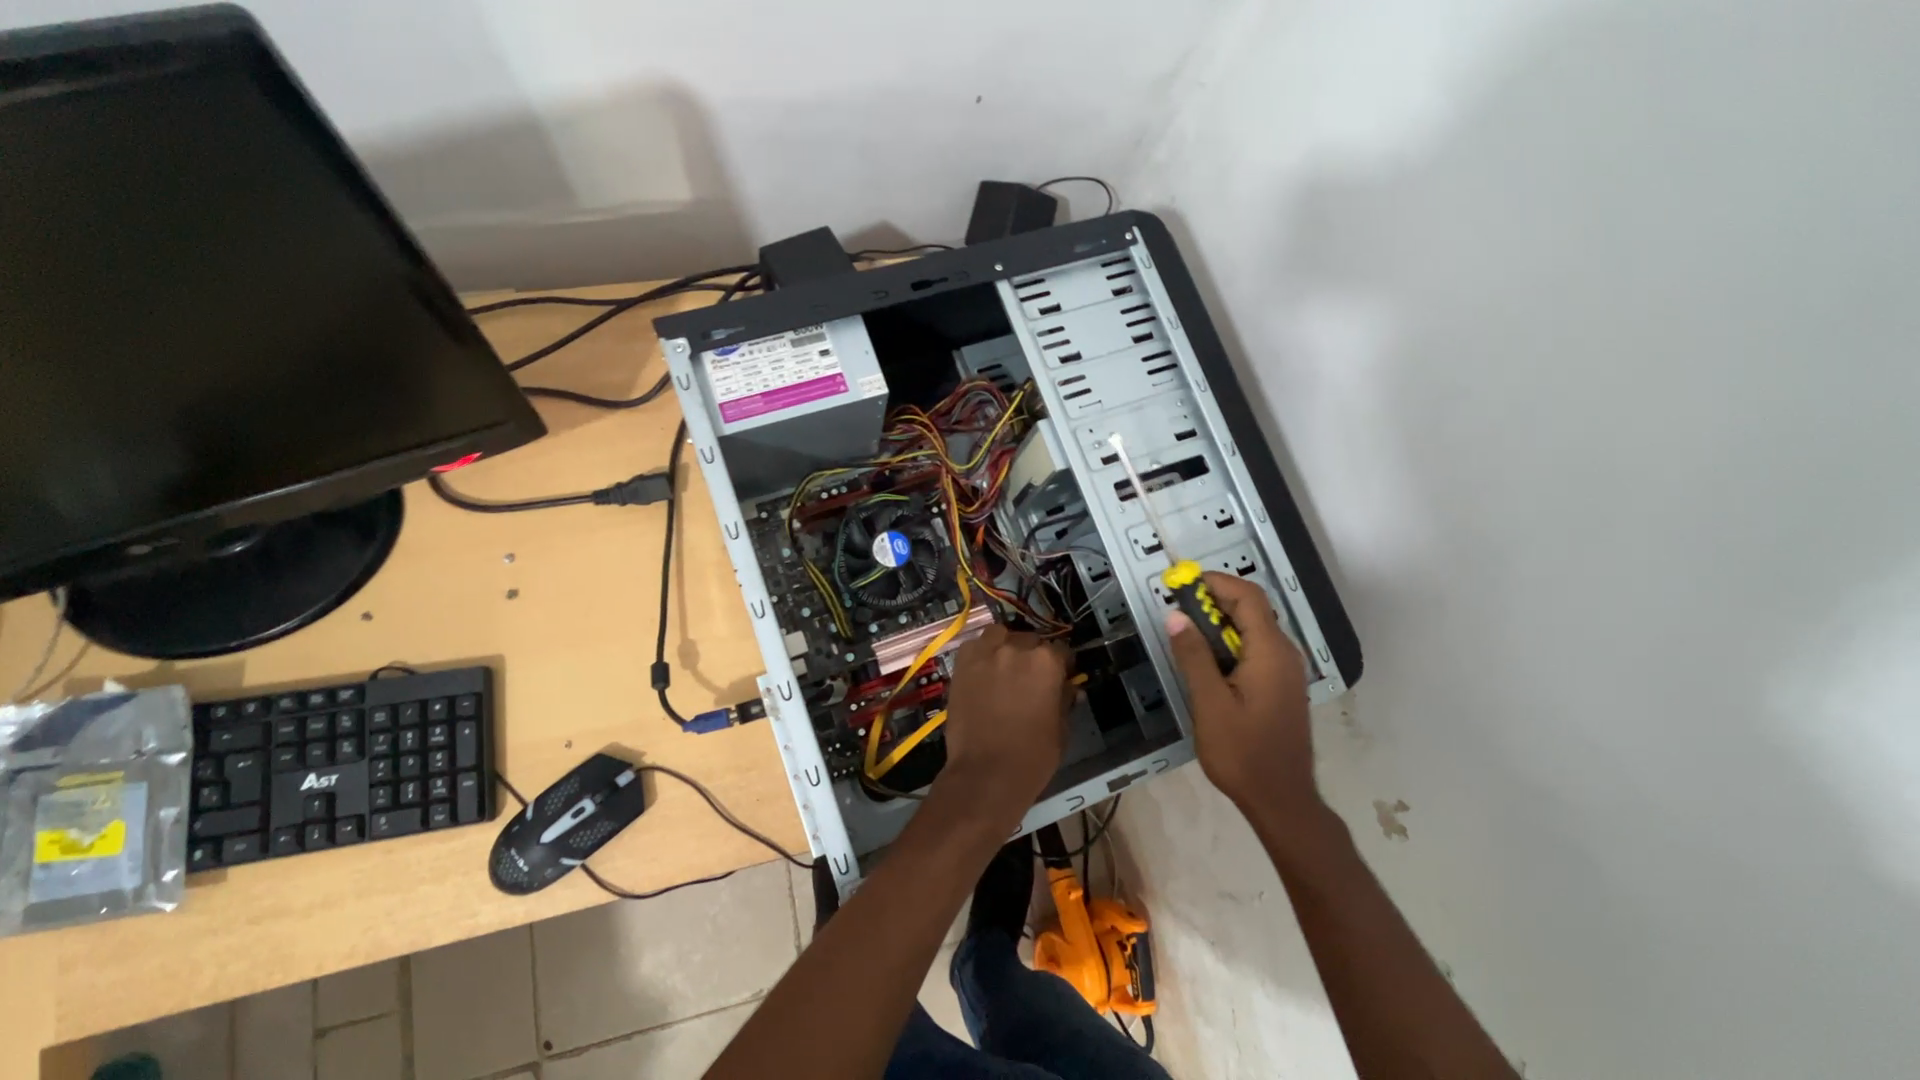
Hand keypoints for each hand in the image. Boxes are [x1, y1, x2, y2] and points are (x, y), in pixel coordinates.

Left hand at [937, 625, 1074, 813]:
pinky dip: (980, 653)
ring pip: (999, 635)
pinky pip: (974, 646)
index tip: (1061, 677)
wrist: (985, 773)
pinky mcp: (961, 665)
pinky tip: (982, 672)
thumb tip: (1070, 688)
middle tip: (1030, 678)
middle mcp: (1017, 649)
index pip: (1061, 650)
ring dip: (1005, 646)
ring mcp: (985, 653)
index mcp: (1047, 662)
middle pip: (1030, 640)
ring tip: (1004, 667)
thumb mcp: (1061, 729)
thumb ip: (1065, 701)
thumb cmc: (1032, 756)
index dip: (1062, 665)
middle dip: (1033, 655)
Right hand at [1165, 572, 1316, 813]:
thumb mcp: (1210, 704)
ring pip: (1254, 630)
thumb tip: (1177, 616)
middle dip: (1214, 601)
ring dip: (1221, 624)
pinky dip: (1232, 644)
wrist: (1281, 799)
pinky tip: (1208, 663)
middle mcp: (1285, 654)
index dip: (1215, 582)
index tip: (1181, 584)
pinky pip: (1257, 650)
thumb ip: (1194, 657)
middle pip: (1253, 610)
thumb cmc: (1243, 754)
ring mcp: (1287, 672)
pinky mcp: (1283, 687)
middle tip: (1177, 611)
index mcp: (1270, 652)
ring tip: (1186, 636)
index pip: (1248, 597)